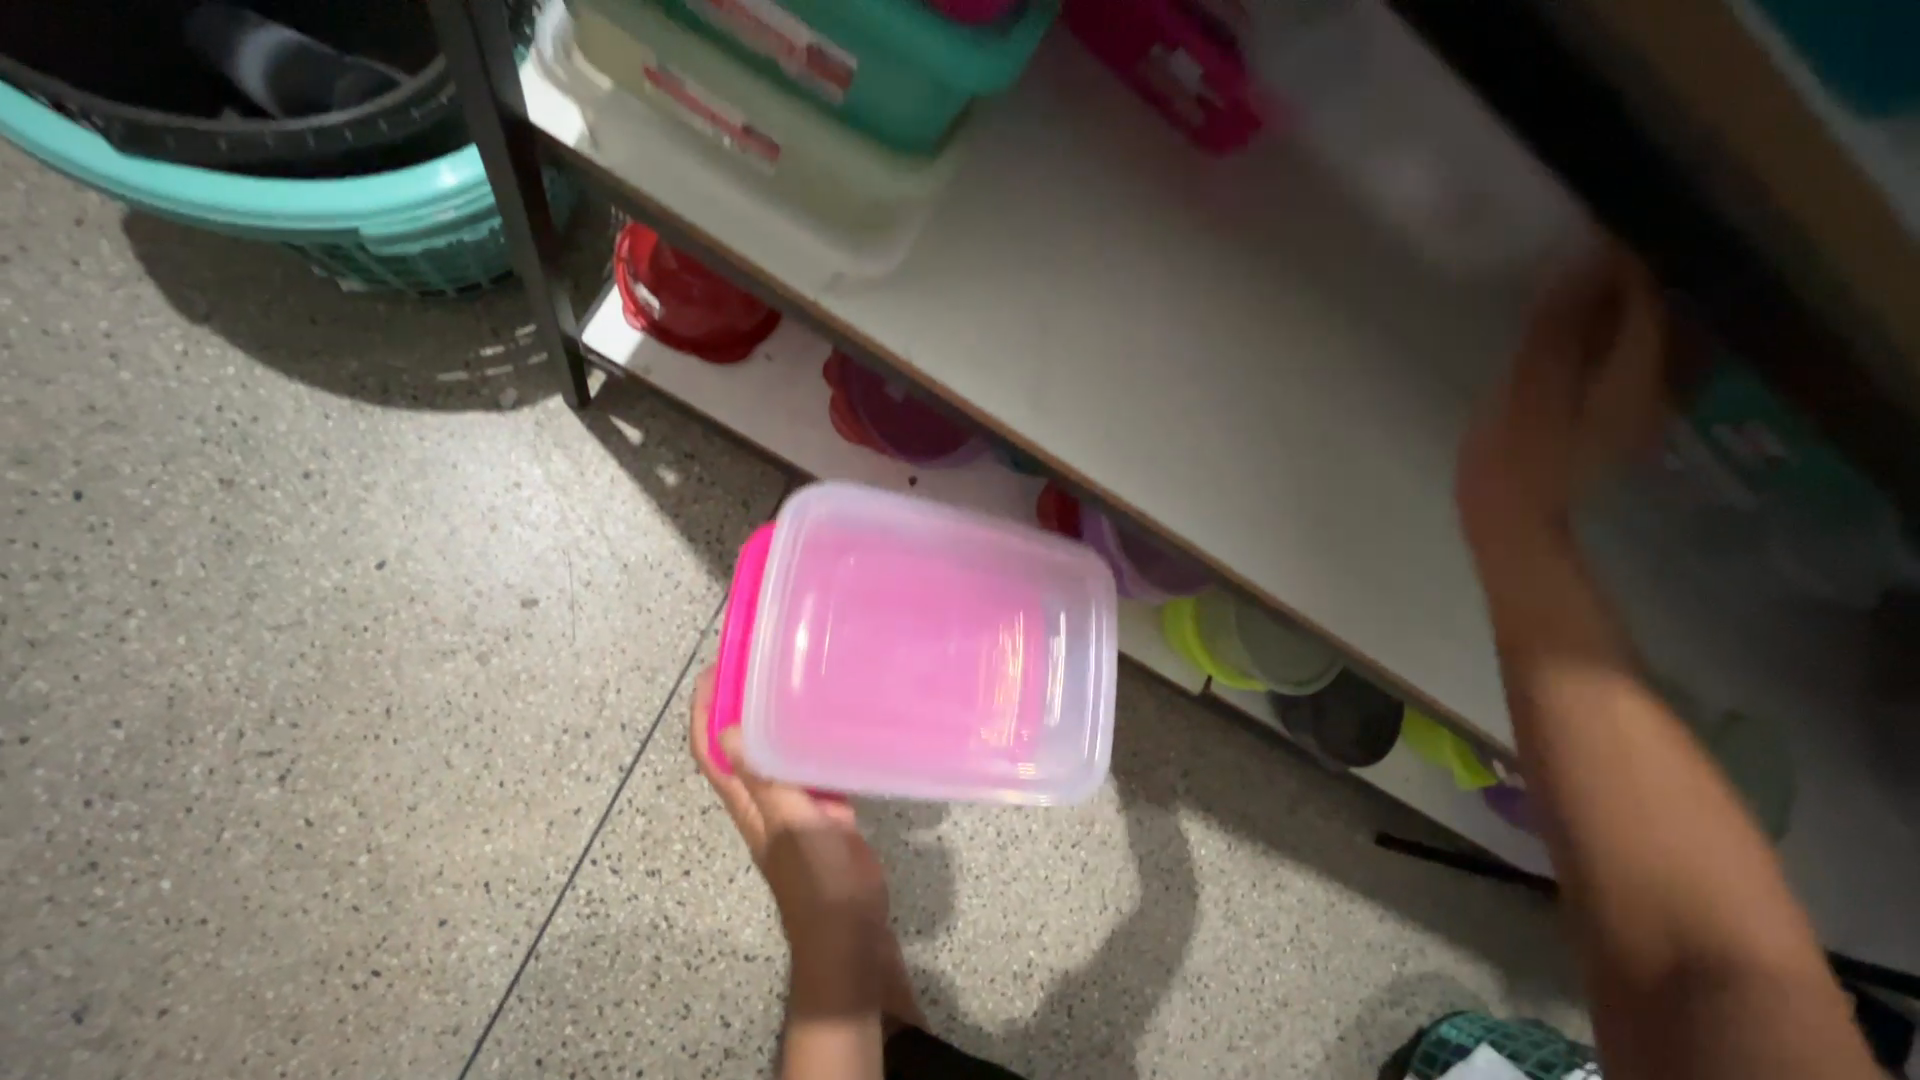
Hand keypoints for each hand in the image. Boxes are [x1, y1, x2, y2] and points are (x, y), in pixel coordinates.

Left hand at [687, 668, 894, 998]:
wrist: (852, 929)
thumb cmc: (818, 880)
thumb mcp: (790, 827)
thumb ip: (765, 783)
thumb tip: (728, 731)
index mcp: (748, 801)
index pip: (712, 750)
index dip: (705, 710)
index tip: (717, 668)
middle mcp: (765, 798)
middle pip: (742, 744)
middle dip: (741, 703)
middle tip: (763, 660)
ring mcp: (796, 805)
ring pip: (778, 752)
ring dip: (777, 718)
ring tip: (798, 678)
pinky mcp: (827, 811)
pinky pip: (814, 767)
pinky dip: (816, 742)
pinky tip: (837, 722)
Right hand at [1456, 247, 1670, 563]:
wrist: (1518, 536)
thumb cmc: (1515, 467)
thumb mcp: (1528, 391)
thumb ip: (1557, 330)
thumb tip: (1583, 261)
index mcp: (1631, 369)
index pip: (1641, 292)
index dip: (1616, 259)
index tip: (1582, 232)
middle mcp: (1649, 382)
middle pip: (1645, 313)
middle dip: (1615, 281)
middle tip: (1571, 255)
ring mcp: (1632, 408)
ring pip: (1631, 340)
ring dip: (1604, 312)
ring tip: (1564, 291)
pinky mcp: (1608, 427)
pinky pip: (1612, 366)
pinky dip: (1593, 344)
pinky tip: (1564, 344)